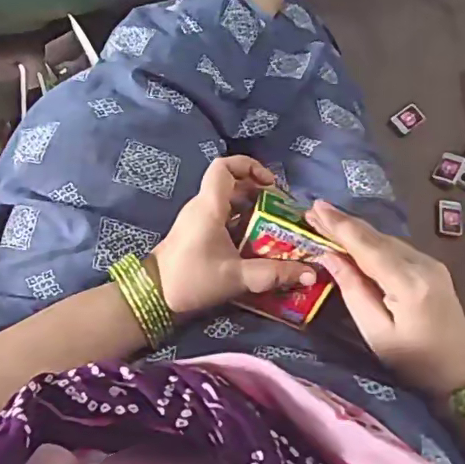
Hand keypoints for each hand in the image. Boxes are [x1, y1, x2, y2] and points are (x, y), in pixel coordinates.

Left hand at [149, 156, 317, 317]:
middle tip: (278, 209)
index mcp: (209, 207)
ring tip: (271, 226)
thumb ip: (274, 274)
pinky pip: (220, 217)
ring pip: (226, 201)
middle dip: (257, 191)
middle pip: (230, 183)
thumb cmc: (192, 279)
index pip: (224, 167)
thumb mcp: (237, 277)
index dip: (249, 166)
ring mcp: (195, 220)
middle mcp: (201, 207)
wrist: (154, 296)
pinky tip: (253, 242)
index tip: (270, 184)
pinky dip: (238, 222)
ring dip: (249, 208)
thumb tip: (310, 274)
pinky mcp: (194, 233)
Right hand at [305, 200, 464, 397]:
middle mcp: (422, 264)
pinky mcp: (432, 267)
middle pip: (376, 237)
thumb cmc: (415, 361)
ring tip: (326, 221)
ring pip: (386, 239)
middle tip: (313, 211)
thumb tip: (330, 256)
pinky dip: (371, 241)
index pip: (366, 246)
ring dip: (356, 230)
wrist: (463, 370)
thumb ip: (352, 290)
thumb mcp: (376, 332)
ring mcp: (430, 263)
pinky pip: (395, 247)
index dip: (339, 226)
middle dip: (343, 223)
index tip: (314, 208)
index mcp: (408, 283)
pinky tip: (354, 239)